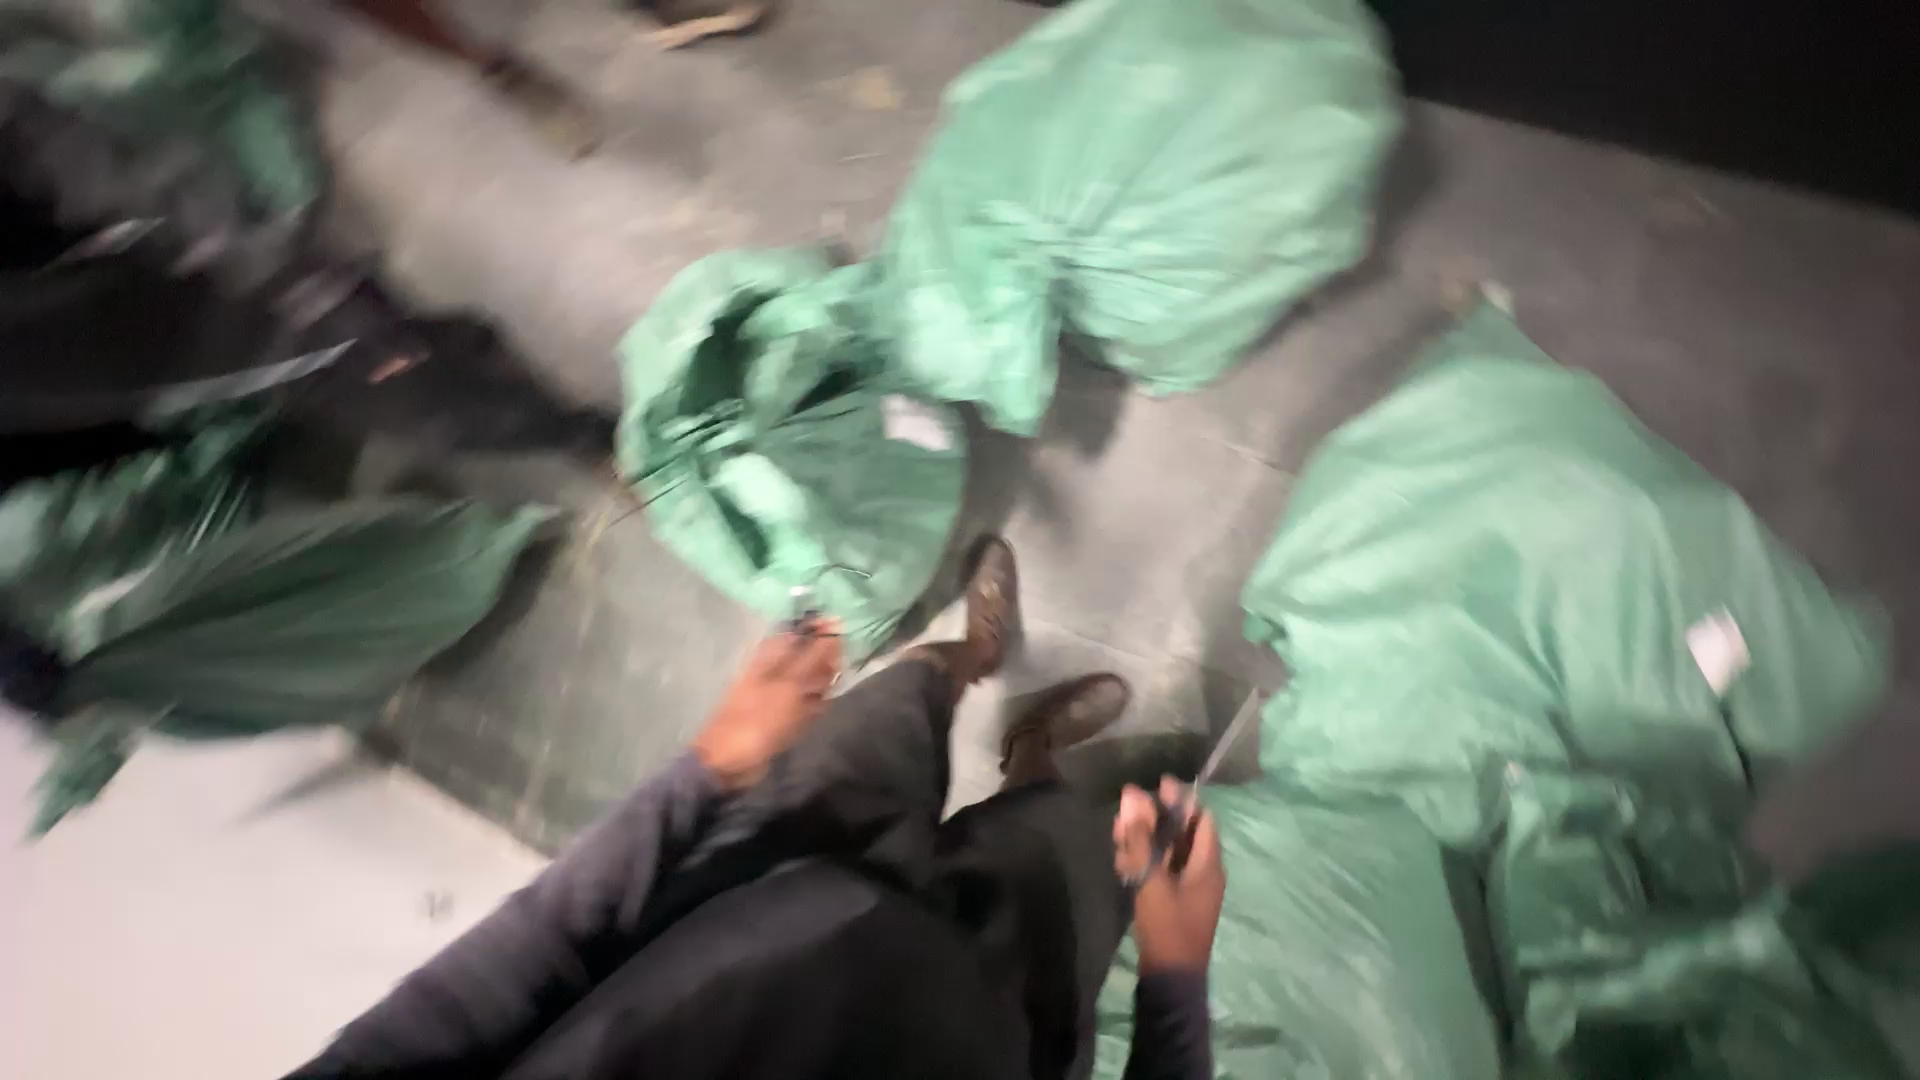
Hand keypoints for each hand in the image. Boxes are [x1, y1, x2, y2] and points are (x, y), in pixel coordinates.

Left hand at [693, 620, 841, 789]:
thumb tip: (834, 624)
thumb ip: (814, 656)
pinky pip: (804, 704)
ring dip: (821, 687)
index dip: (821, 633)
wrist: (729, 761)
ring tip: (824, 696)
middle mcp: (774, 670)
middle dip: (825, 663)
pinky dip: (813, 707)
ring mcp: (777, 693)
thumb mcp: (790, 685)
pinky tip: (817, 711)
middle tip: (834, 673)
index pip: (801, 633)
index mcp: (771, 656)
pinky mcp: (781, 715)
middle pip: (807, 657)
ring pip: (808, 682)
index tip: (842, 638)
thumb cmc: (759, 718)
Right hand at [1113, 777, 1226, 973]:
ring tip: (1117, 827)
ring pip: (1165, 850)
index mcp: (1207, 865)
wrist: (1169, 979)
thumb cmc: (1167, 926)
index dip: (1181, 800)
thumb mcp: (1151, 879)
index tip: (1157, 783)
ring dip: (1143, 837)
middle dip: (1154, 816)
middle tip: (1128, 803)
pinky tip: (1120, 855)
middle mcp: (1202, 872)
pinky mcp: (1172, 899)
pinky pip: (1159, 868)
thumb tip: (1132, 794)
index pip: (1201, 819)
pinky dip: (1142, 858)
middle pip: (1180, 833)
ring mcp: (1187, 887)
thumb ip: (1141, 838)